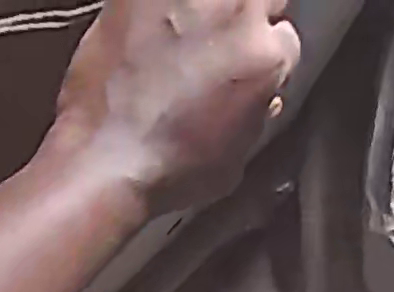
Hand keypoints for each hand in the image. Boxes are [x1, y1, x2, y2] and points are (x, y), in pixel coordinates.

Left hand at [50, 0, 300, 213]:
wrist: (107, 159)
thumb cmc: (171, 172)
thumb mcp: (233, 162)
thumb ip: (254, 117)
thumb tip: (260, 101)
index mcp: (265, 57)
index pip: (285, 40)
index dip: (264, 59)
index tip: (245, 72)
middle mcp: (234, 8)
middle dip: (247, 18)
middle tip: (221, 46)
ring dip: (204, 11)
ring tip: (183, 38)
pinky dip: (158, 11)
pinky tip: (150, 33)